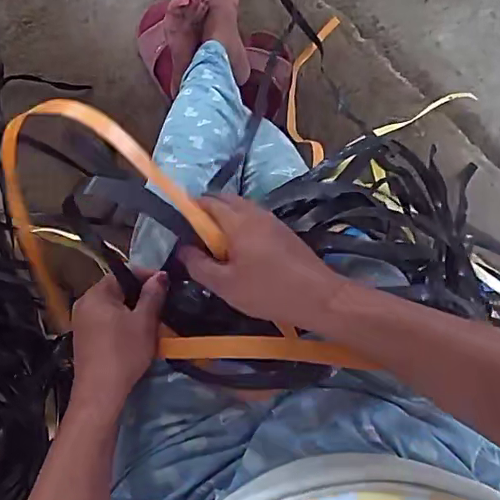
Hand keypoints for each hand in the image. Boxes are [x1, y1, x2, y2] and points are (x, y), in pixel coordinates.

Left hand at [70, 269, 168, 410]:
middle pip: (115, 290)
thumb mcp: (144, 322)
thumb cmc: (123, 352)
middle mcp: (84, 303)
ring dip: (130, 309)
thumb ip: (152, 295)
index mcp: (95, 294)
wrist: (100, 392)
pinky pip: (104, 320)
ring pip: (110, 307)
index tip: (165, 283)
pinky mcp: (83, 338)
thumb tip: (160, 275)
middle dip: (138, 294)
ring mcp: (81, 322)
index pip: (121, 274)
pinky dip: (120, 322)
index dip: (145, 275)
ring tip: (151, 318)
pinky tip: (134, 333)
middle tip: (160, 302)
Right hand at [178, 194, 350, 332]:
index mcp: (237, 220)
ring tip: (216, 251)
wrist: (320, 298)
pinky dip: (240, 229)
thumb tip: (182, 249)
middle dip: (205, 214)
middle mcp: (255, 212)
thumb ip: (198, 265)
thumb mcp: (225, 285)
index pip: (205, 201)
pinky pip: (253, 220)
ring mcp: (272, 220)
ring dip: (224, 222)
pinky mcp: (283, 232)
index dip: (188, 211)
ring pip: (240, 210)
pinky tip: (240, 255)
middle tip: (196, 241)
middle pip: (223, 201)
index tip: (179, 230)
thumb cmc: (268, 291)